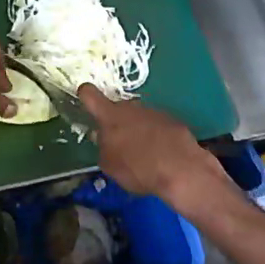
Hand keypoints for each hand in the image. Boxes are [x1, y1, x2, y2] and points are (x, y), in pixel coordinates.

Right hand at [80, 85, 228, 211]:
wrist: (181, 169)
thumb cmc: (138, 168)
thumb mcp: (109, 165)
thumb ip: (103, 147)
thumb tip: (103, 138)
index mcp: (110, 116)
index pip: (89, 94)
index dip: (84, 94)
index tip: (83, 98)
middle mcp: (131, 107)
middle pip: (116, 108)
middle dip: (115, 122)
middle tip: (118, 143)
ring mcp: (153, 111)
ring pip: (137, 117)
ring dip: (136, 129)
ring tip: (142, 153)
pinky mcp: (172, 121)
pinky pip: (156, 125)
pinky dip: (155, 136)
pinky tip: (160, 155)